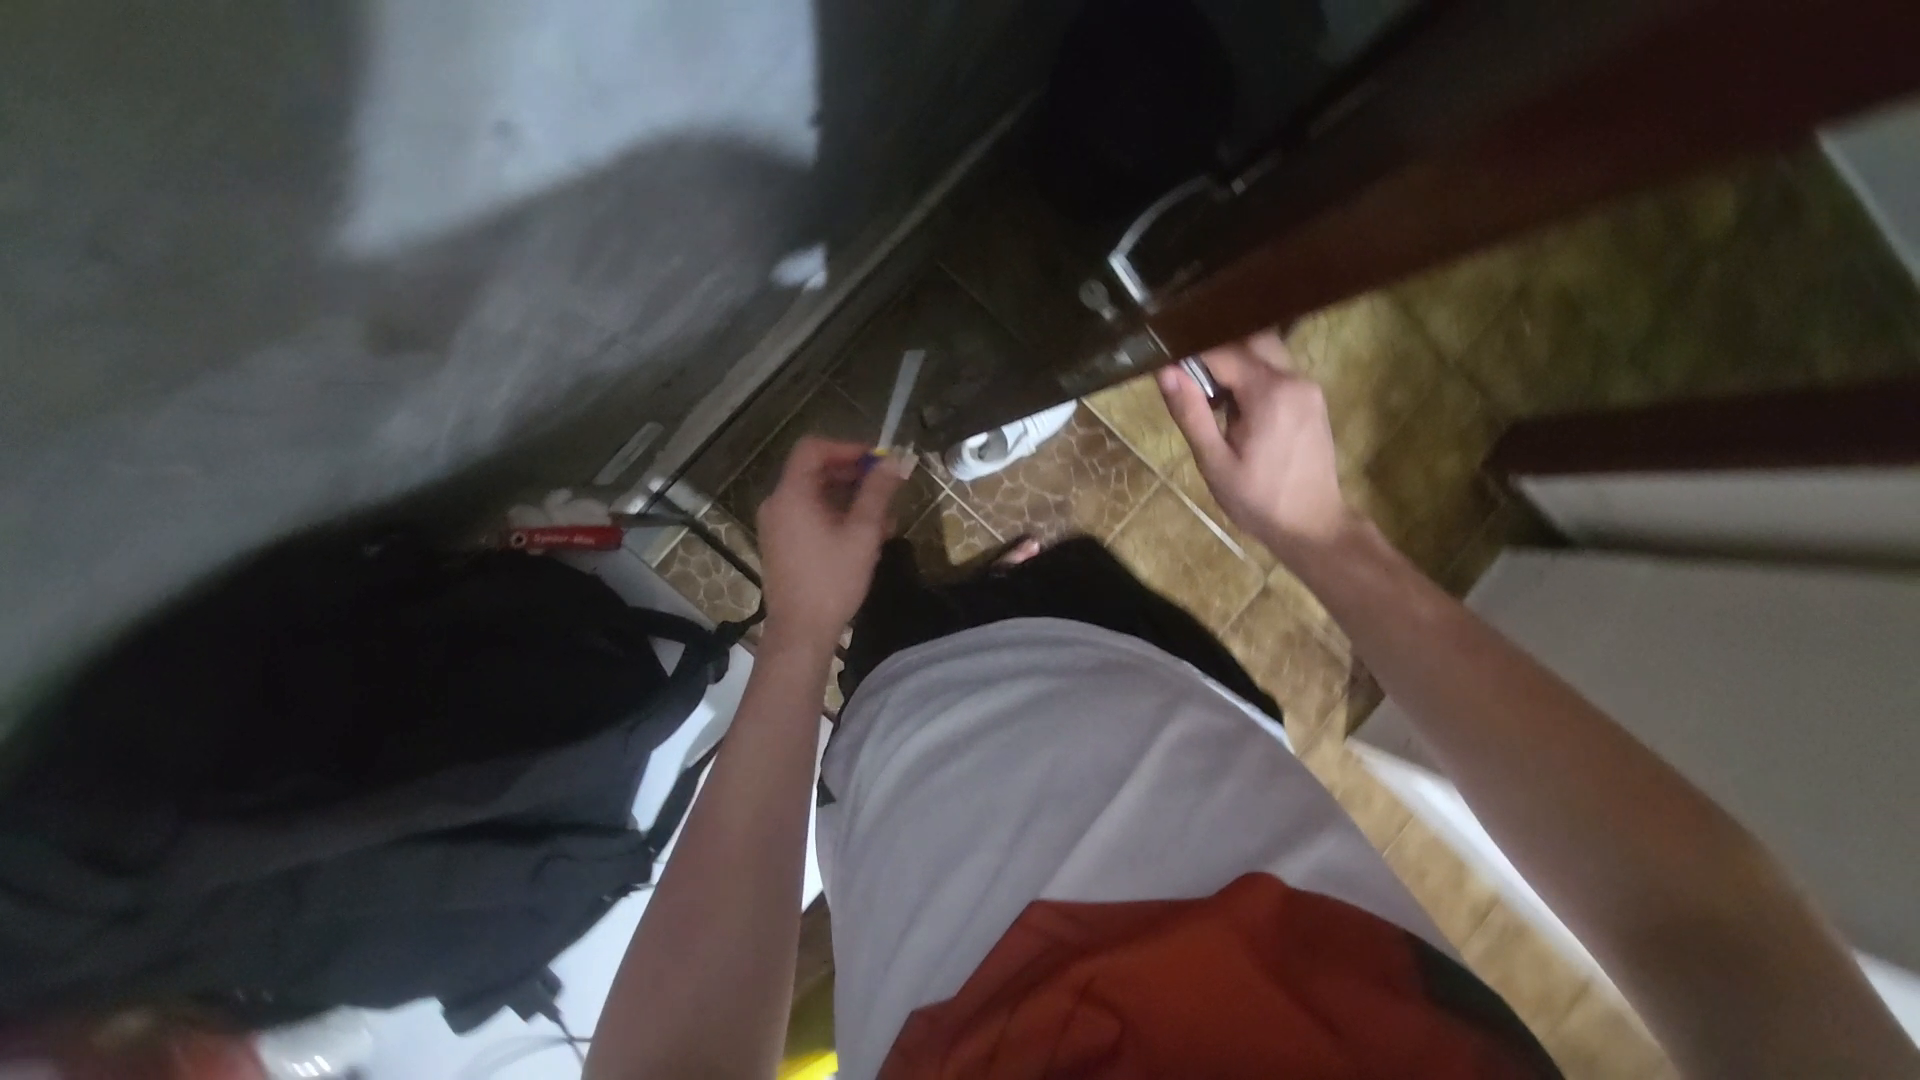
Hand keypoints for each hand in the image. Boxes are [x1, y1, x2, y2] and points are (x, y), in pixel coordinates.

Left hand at [754, 437, 910, 646]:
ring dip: (851, 500)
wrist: (800, 631)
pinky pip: (810, 517)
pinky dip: (837, 517)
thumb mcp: (862, 533)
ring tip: (885, 519)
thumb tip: (896, 461)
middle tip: (887, 487)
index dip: (847, 447)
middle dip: (855, 476)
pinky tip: (866, 537)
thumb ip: (878, 492)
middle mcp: (778, 504)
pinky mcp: (782, 545)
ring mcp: (777, 526)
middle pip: (816, 472)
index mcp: (791, 495)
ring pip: (817, 497)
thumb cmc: (832, 580)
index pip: (813, 449)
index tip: (877, 460)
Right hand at [1156, 330, 1355, 557]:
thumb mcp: (1215, 462)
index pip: (1223, 352)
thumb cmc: (1258, 500)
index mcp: (1270, 392)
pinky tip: (1235, 409)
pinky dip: (1252, 378)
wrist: (1312, 525)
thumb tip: (1165, 371)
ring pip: (1265, 354)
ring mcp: (1308, 388)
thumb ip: (1191, 413)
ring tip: (1209, 398)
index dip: (1191, 355)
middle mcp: (1294, 379)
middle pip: (1250, 341)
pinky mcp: (1312, 399)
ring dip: (1235, 365)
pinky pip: (1277, 372)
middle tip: (1188, 379)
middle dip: (1216, 352)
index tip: (1165, 365)